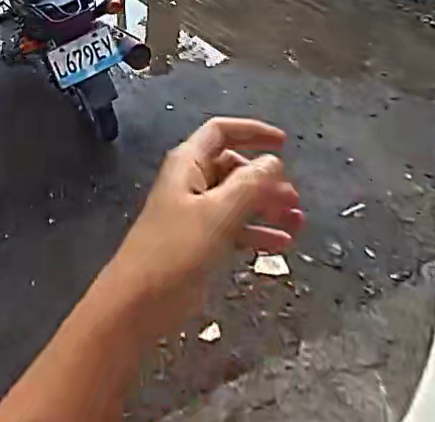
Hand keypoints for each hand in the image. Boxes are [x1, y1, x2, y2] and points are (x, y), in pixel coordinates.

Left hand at [98, 117, 304, 336]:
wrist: (136, 304)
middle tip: (294, 199)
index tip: (283, 142)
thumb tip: (273, 162)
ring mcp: (193, 211)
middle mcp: (191, 180)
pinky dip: (256, 230)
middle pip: (233, 165)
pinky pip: (233, 225)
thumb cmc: (175, 252)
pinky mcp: (198, 240)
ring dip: (266, 206)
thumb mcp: (217, 215)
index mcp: (188, 163)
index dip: (252, 131)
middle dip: (266, 178)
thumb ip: (248, 186)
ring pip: (236, 197)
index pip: (222, 131)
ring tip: (297, 222)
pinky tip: (281, 244)